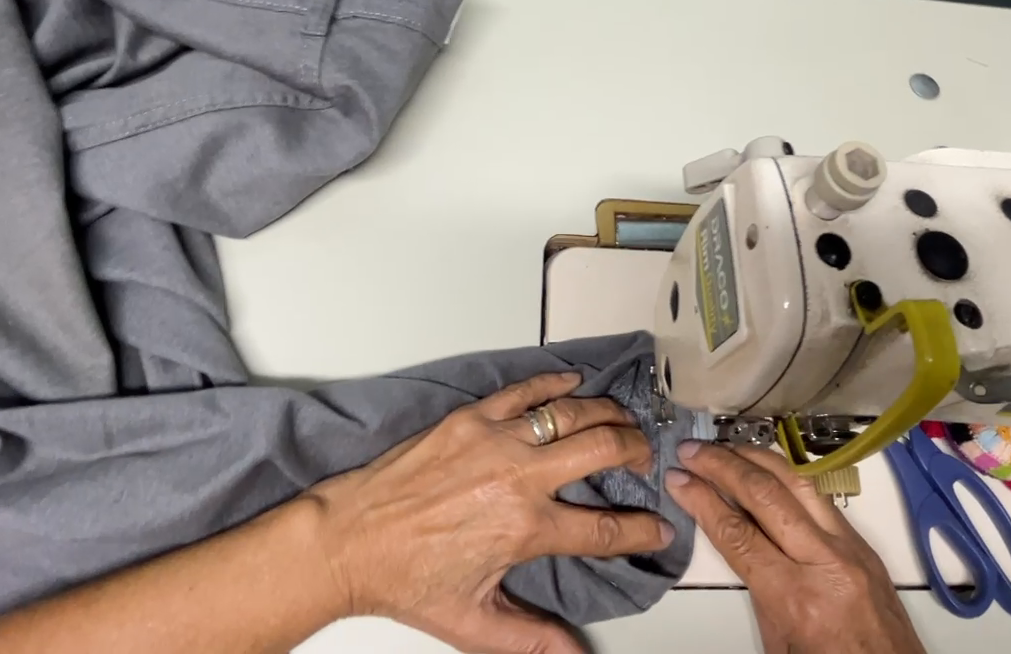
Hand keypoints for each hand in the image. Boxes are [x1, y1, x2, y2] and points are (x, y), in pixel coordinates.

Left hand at [305, 371, 674, 653]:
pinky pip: (524, 391)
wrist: (351, 538)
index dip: (640, 530)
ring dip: (606, 412)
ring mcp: (495, 438)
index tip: (659, 528)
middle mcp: (519, 476)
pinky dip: (554, 383)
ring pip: (570, 412)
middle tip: (645, 457)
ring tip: (623, 419)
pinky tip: (574, 383)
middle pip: (600, 449)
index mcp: (524, 528)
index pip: (603, 529)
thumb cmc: (408, 579)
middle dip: (635, 450)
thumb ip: (532, 640)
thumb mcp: (473, 623)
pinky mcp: (471, 417)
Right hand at [666, 442, 925, 653]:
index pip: (737, 533)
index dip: (701, 499)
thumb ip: (756, 584)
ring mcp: (850, 547)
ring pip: (795, 481)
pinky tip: (763, 464)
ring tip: (722, 444)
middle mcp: (825, 564)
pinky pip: (818, 494)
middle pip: (764, 495)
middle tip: (690, 449)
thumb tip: (733, 531)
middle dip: (722, 464)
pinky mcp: (864, 544)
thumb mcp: (776, 642)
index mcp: (797, 600)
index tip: (676, 477)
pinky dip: (785, 472)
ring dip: (753, 456)